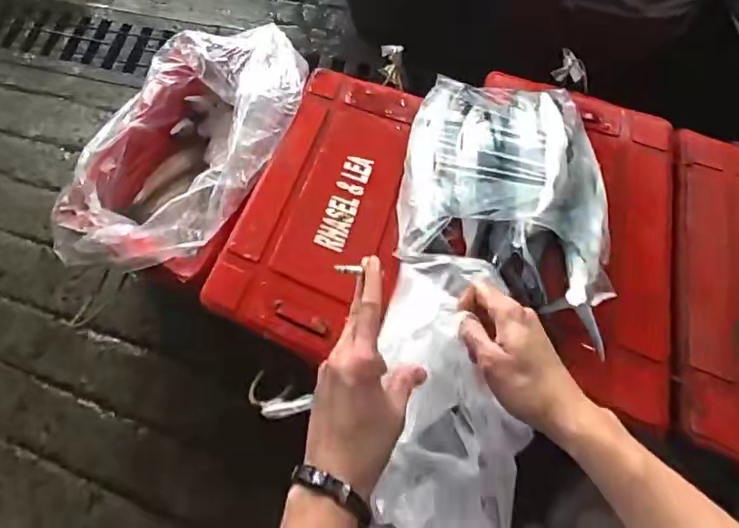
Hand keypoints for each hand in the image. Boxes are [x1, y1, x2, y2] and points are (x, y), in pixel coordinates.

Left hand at [301, 256, 426, 500]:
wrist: (330, 478)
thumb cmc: (367, 443)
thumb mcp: (395, 411)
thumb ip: (404, 381)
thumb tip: (416, 368)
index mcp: (358, 358)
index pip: (366, 311)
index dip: (370, 283)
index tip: (370, 260)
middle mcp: (338, 357)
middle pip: (354, 320)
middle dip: (363, 299)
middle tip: (370, 273)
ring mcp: (326, 371)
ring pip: (347, 339)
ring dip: (360, 328)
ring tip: (374, 321)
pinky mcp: (322, 385)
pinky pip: (341, 356)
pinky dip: (355, 350)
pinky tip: (365, 362)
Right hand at [458, 280, 597, 442]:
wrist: (563, 409)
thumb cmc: (523, 385)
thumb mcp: (490, 361)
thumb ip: (472, 333)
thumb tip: (463, 317)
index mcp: (510, 311)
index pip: (479, 287)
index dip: (464, 302)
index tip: (460, 327)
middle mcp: (522, 311)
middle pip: (489, 302)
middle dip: (474, 321)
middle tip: (471, 351)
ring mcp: (531, 324)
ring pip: (497, 317)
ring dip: (484, 334)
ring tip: (483, 362)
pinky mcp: (535, 339)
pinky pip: (508, 329)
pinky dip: (497, 341)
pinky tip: (498, 364)